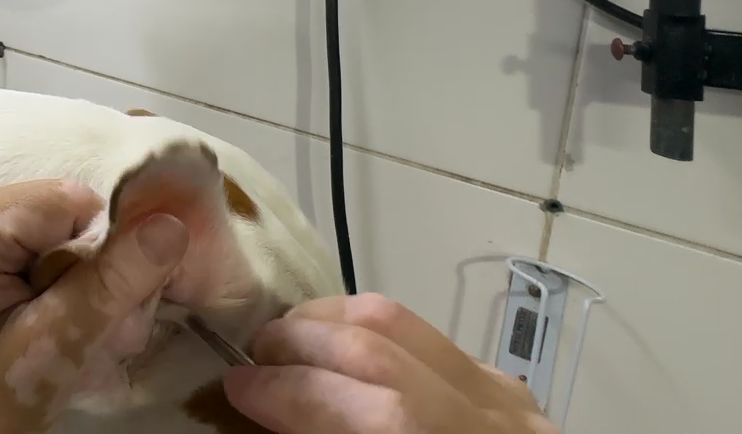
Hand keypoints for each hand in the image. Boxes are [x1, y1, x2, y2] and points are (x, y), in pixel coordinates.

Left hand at [0, 179, 190, 433]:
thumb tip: (169, 226)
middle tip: (101, 338)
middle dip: (100, 276)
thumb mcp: (52, 349)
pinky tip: (64, 331)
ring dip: (91, 289)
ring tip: (82, 344)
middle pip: (69, 216)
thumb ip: (109, 285)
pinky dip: (71, 291)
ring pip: (67, 236)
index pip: (69, 200)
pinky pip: (50, 252)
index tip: (113, 307)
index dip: (106, 247)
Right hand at [223, 294, 560, 433]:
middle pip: (378, 351)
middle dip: (296, 343)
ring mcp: (506, 403)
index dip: (289, 395)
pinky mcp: (504, 386)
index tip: (234, 387)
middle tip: (253, 357)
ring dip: (322, 319)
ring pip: (397, 319)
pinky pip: (420, 330)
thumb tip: (260, 416)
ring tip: (286, 339)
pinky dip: (363, 327)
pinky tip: (337, 345)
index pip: (377, 417)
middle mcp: (492, 432)